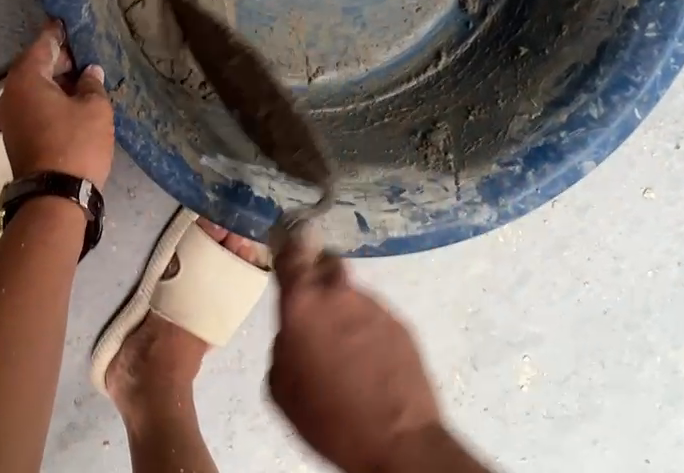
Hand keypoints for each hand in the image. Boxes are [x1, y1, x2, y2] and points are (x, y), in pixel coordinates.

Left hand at [0, 20, 114, 185]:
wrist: (55, 198)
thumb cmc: (76, 145)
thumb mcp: (94, 109)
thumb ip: (91, 84)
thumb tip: (88, 72)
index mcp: (26, 78)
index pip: (43, 43)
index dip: (58, 31)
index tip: (69, 19)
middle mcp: (11, 93)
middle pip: (36, 64)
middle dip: (60, 57)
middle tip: (85, 51)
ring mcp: (10, 116)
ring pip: (35, 86)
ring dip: (56, 80)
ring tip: (84, 75)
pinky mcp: (16, 135)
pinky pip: (33, 104)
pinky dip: (50, 97)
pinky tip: (72, 100)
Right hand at [269, 230, 447, 472]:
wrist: (401, 444)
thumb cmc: (329, 417)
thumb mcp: (281, 386)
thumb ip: (282, 344)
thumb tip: (293, 333)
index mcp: (302, 302)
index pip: (291, 253)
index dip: (286, 244)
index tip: (285, 239)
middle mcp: (338, 293)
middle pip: (325, 267)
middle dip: (317, 281)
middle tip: (314, 312)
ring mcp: (375, 306)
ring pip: (350, 295)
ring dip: (344, 312)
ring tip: (346, 352)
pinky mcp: (402, 326)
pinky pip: (375, 317)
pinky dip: (368, 332)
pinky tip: (369, 365)